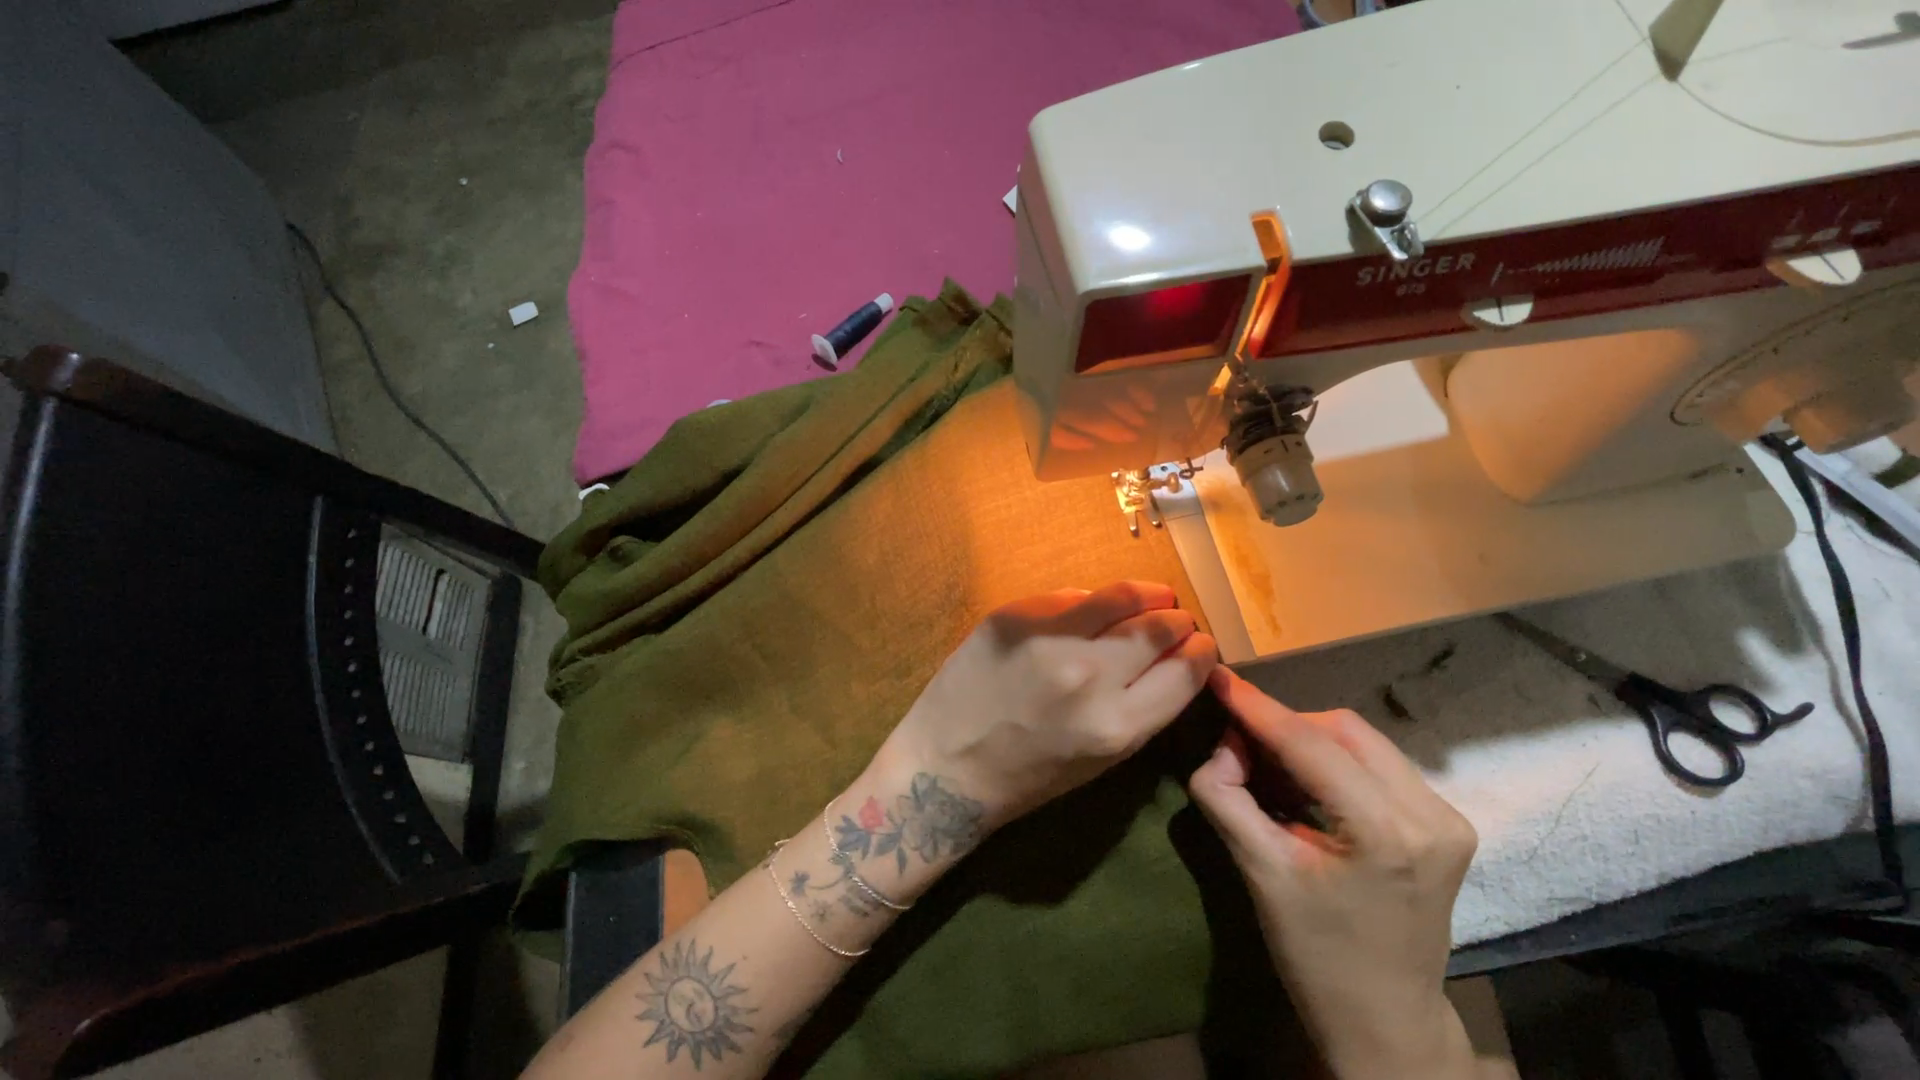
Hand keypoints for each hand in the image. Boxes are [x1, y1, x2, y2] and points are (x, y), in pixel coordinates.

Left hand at [875, 581, 1218, 831]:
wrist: (946, 769)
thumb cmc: (1028, 778)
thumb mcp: (1103, 760)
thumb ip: (1143, 709)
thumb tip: (1173, 659)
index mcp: (1118, 726)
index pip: (1186, 669)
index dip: (1201, 652)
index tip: (1199, 646)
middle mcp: (1090, 676)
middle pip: (1158, 628)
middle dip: (1176, 622)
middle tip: (1175, 621)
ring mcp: (1048, 639)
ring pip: (1118, 596)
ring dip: (1144, 595)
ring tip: (1150, 598)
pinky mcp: (1012, 617)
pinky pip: (1069, 596)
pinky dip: (1089, 602)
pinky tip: (1091, 609)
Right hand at [1188, 669, 1480, 1079]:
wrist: (1384, 1018)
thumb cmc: (1315, 955)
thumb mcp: (1259, 873)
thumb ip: (1226, 798)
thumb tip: (1223, 746)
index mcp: (1386, 832)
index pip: (1310, 744)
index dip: (1257, 707)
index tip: (1218, 677)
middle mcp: (1430, 814)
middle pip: (1343, 729)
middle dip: (1285, 725)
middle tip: (1240, 745)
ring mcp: (1448, 817)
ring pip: (1365, 741)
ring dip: (1311, 740)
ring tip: (1270, 765)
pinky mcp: (1449, 823)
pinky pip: (1381, 764)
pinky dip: (1337, 761)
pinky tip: (1310, 786)